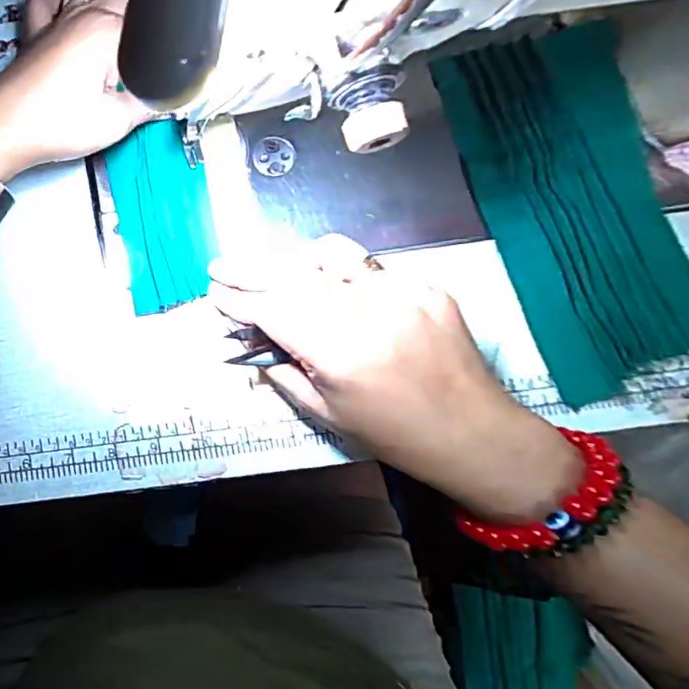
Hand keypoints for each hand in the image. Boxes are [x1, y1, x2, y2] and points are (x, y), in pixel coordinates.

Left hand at [0, 0, 151, 178]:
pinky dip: (64, 1)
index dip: (164, 33)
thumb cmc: (54, 123)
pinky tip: (72, 15)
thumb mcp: (118, 122)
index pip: (151, 13)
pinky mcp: (37, 32)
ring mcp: (58, 19)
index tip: (171, 57)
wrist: (5, 129)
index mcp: (110, 30)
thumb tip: (167, 98)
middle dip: (144, 13)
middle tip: (152, 46)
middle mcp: (84, 15)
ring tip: (122, 22)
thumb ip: (150, 104)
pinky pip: (50, 0)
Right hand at [209, 234, 581, 521]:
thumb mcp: (328, 412)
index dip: (240, 301)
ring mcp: (402, 293)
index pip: (275, 311)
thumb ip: (284, 372)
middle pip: (295, 276)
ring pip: (331, 256)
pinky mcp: (425, 285)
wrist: (471, 430)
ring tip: (273, 271)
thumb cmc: (393, 433)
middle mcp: (370, 314)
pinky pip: (368, 267)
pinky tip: (328, 285)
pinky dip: (339, 272)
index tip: (216, 294)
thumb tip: (251, 341)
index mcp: (342, 355)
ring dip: (293, 260)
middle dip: (252, 270)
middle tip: (223, 267)